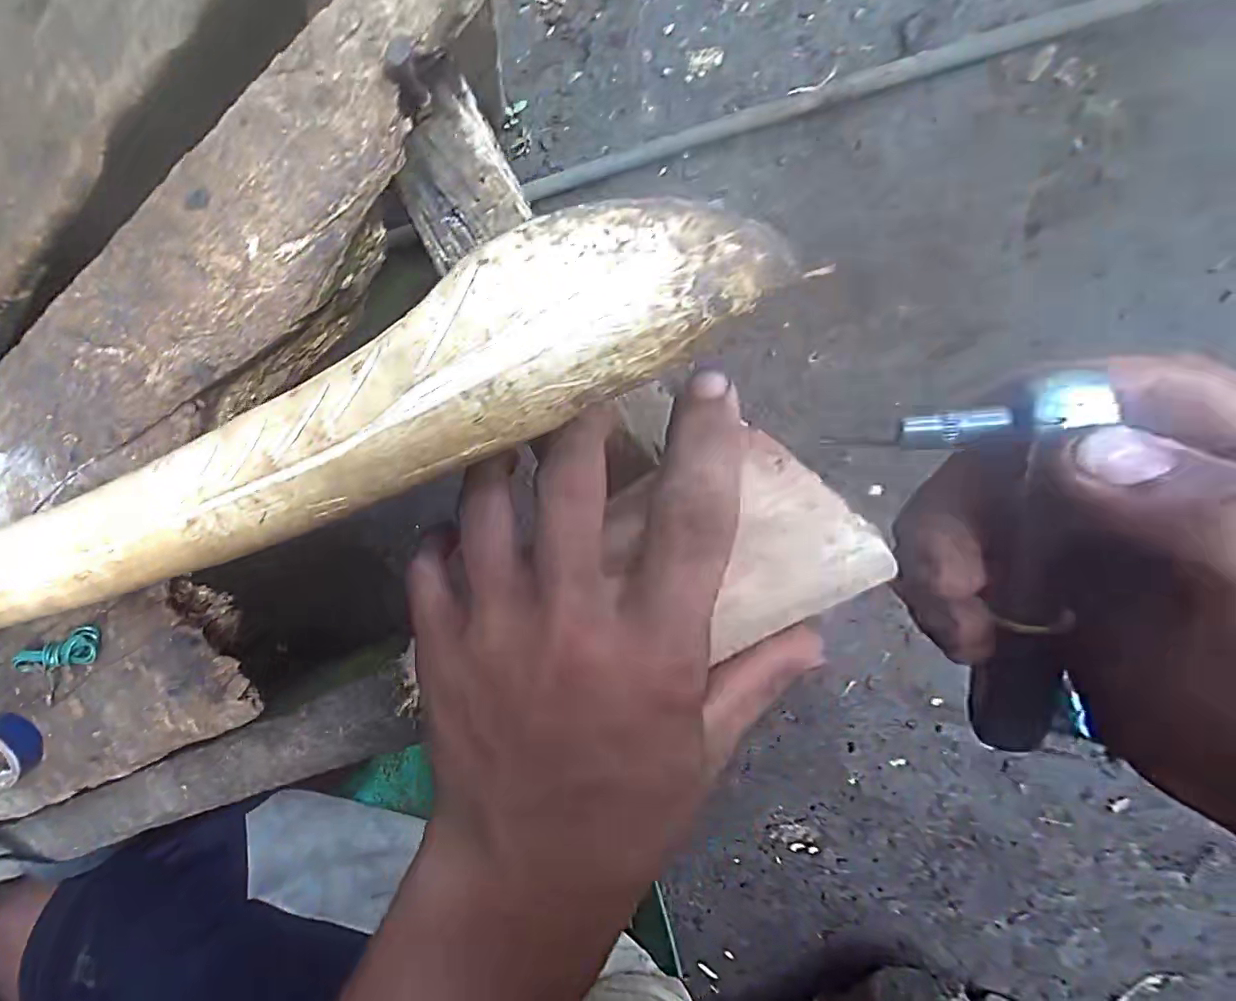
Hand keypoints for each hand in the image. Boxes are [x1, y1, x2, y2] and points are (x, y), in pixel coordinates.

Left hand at [344, 371, 825, 999]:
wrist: (525, 855)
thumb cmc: (626, 804)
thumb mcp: (706, 748)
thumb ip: (755, 678)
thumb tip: (814, 633)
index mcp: (653, 644)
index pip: (693, 519)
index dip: (707, 442)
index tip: (710, 388)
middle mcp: (569, 619)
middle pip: (570, 490)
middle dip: (579, 426)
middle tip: (582, 395)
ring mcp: (491, 625)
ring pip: (485, 511)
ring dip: (496, 468)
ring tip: (507, 446)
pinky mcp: (436, 640)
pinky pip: (429, 560)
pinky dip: (440, 536)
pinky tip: (454, 531)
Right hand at [894, 355, 1235, 828]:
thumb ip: (1203, 517)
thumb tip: (1082, 449)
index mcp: (1213, 467)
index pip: (1119, 391)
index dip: (1031, 410)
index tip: (977, 472)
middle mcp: (1137, 492)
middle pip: (1005, 459)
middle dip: (955, 519)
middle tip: (952, 591)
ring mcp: (1086, 544)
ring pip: (964, 514)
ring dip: (935, 567)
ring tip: (962, 637)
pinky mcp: (1046, 592)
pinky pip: (959, 568)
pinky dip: (940, 599)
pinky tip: (967, 644)